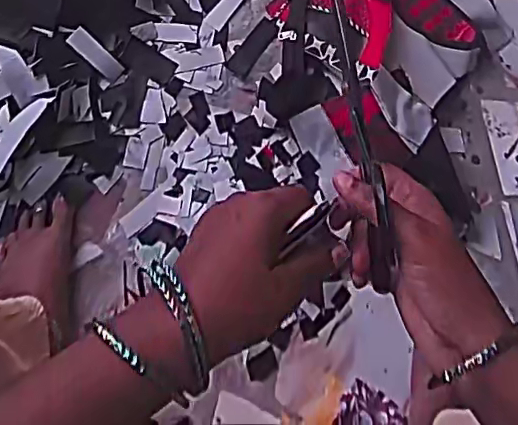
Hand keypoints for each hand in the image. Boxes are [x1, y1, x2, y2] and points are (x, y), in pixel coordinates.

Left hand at [174, 187, 346, 360]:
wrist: (183, 321)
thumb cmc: (229, 305)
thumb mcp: (286, 289)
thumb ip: (316, 263)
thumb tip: (334, 250)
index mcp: (261, 208)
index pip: (304, 196)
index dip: (319, 222)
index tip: (322, 246)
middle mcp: (238, 203)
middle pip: (280, 205)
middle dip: (295, 234)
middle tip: (299, 270)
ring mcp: (219, 215)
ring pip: (258, 217)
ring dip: (271, 240)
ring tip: (273, 280)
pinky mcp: (206, 230)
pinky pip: (237, 227)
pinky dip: (248, 245)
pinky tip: (248, 278)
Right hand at [334, 165, 515, 373]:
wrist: (463, 342)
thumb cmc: (455, 290)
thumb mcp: (411, 235)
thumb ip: (376, 205)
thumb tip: (347, 181)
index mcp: (417, 203)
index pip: (381, 175)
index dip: (358, 179)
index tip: (341, 190)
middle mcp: (407, 222)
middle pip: (365, 203)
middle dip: (353, 216)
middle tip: (345, 225)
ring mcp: (398, 247)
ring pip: (362, 231)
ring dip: (355, 245)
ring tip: (362, 259)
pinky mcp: (390, 270)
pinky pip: (363, 257)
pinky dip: (358, 265)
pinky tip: (364, 273)